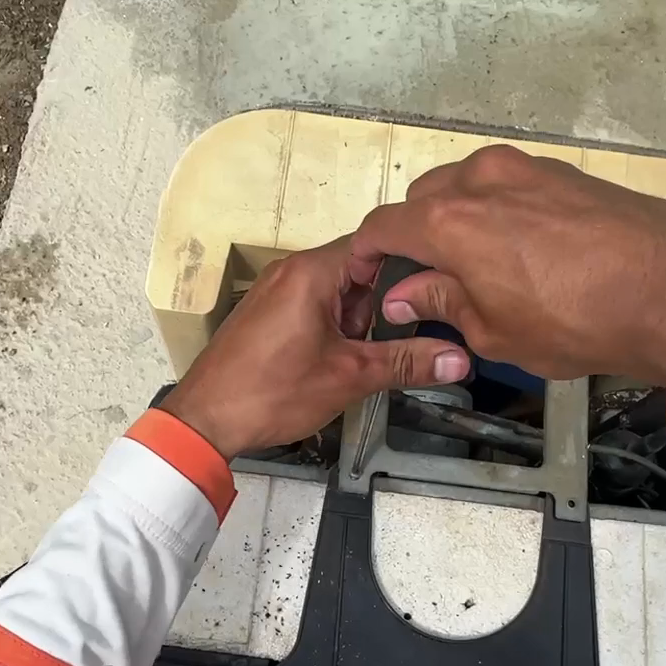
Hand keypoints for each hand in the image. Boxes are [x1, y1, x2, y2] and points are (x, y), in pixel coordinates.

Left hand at [160, 238, 471, 458]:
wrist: (204, 421)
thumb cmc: (273, 392)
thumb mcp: (349, 377)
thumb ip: (406, 362)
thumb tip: (461, 358)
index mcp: (313, 271)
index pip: (377, 244)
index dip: (410, 267)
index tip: (434, 296)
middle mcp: (292, 269)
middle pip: (359, 269)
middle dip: (382, 304)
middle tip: (394, 341)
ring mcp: (276, 290)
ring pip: (338, 291)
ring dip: (357, 321)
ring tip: (360, 357)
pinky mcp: (267, 313)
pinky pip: (314, 306)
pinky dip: (333, 327)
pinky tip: (335, 360)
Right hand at [350, 145, 665, 386]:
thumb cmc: (572, 322)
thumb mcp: (492, 330)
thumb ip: (439, 302)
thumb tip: (402, 294)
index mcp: (448, 220)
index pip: (381, 227)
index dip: (363, 255)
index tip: (364, 280)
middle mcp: (480, 180)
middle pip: (422, 198)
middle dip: (411, 236)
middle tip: (423, 279)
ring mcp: (527, 168)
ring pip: (466, 185)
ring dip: (454, 218)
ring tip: (472, 264)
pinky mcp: (566, 172)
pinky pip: (508, 186)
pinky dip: (495, 211)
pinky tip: (518, 248)